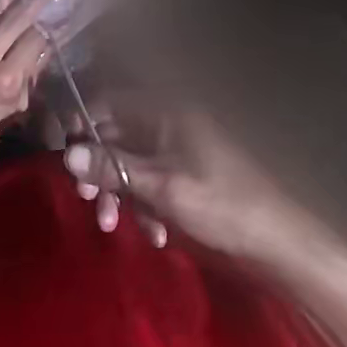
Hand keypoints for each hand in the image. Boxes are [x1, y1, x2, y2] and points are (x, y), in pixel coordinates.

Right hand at [63, 97, 329, 262]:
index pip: (106, 101)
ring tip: (113, 225)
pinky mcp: (185, 173)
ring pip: (128, 160)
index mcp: (165, 111)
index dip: (81, 125)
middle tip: (86, 198)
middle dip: (98, 169)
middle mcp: (168, 122)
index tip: (66, 157)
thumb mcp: (160, 188)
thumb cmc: (221, 205)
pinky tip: (154, 233)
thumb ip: (111, 167)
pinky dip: (142, 203)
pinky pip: (148, 179)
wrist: (280, 244)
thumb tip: (67, 155)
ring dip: (117, 192)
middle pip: (113, 134)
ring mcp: (177, 148)